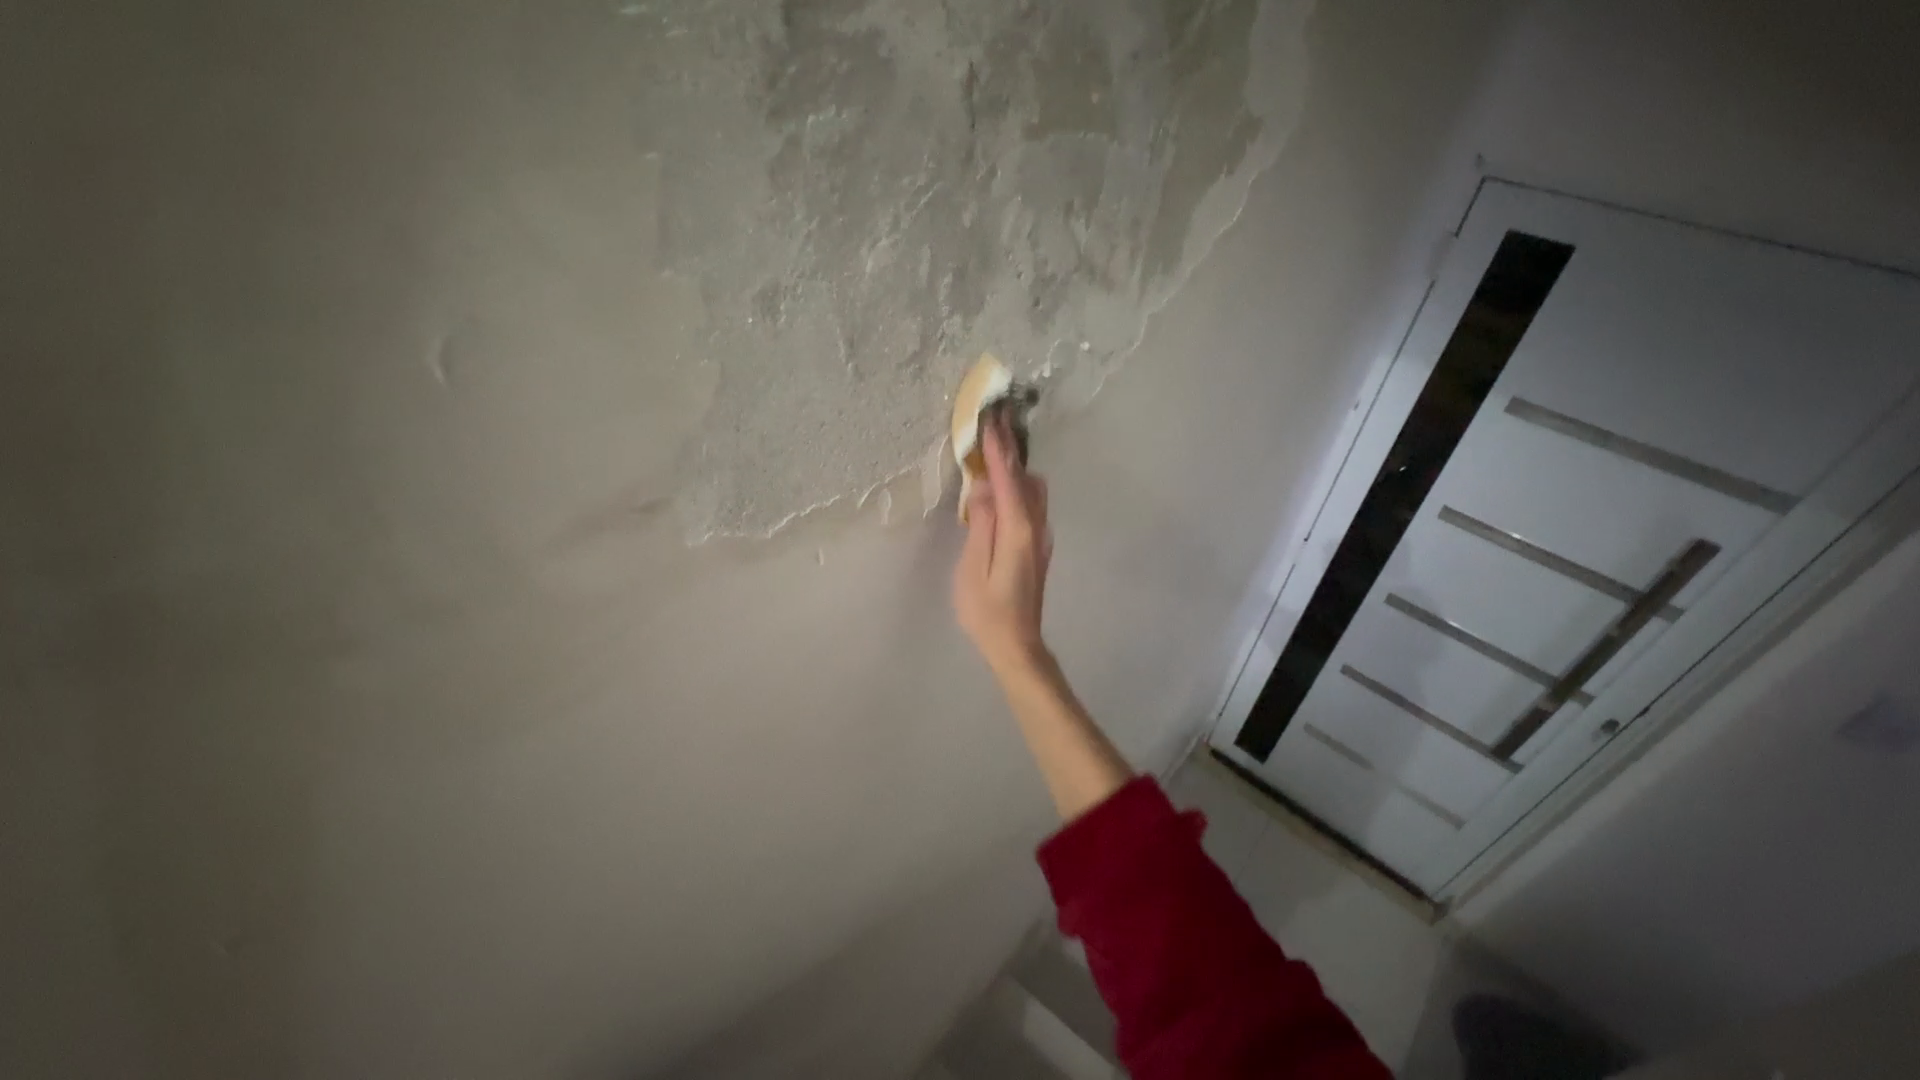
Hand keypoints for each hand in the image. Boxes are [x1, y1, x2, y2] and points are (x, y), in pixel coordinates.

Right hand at [953, 410, 1052, 673]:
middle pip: (1027, 480)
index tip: (991, 421)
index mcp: (1019, 531)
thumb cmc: (987, 612)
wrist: (1016, 644)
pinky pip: (1031, 504)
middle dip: (1010, 452)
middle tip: (993, 425)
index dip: (998, 451)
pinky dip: (1017, 486)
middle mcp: (1037, 528)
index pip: (1008, 480)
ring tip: (993, 450)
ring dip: (1015, 469)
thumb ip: (981, 525)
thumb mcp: (973, 569)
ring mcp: (1041, 538)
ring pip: (1034, 491)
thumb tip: (983, 486)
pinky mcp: (1038, 547)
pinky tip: (1001, 487)